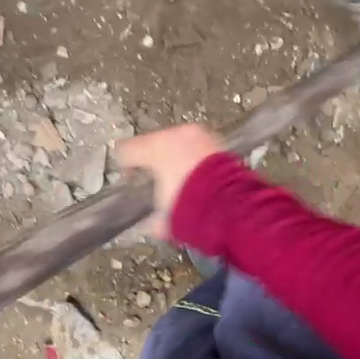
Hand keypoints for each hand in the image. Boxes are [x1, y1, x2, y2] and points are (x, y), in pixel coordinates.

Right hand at [113, 124, 223, 239]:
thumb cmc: (195, 210)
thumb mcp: (165, 218)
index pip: (127, 150)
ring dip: (175, 158)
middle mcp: (176, 136)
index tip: (129, 178)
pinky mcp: (217, 142)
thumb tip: (148, 222)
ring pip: (177, 142)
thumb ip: (151, 216)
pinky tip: (198, 177)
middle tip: (157, 182)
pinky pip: (197, 147)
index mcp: (156, 149)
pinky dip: (194, 159)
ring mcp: (199, 136)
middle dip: (154, 162)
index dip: (125, 167)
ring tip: (180, 180)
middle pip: (154, 143)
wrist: (234, 209)